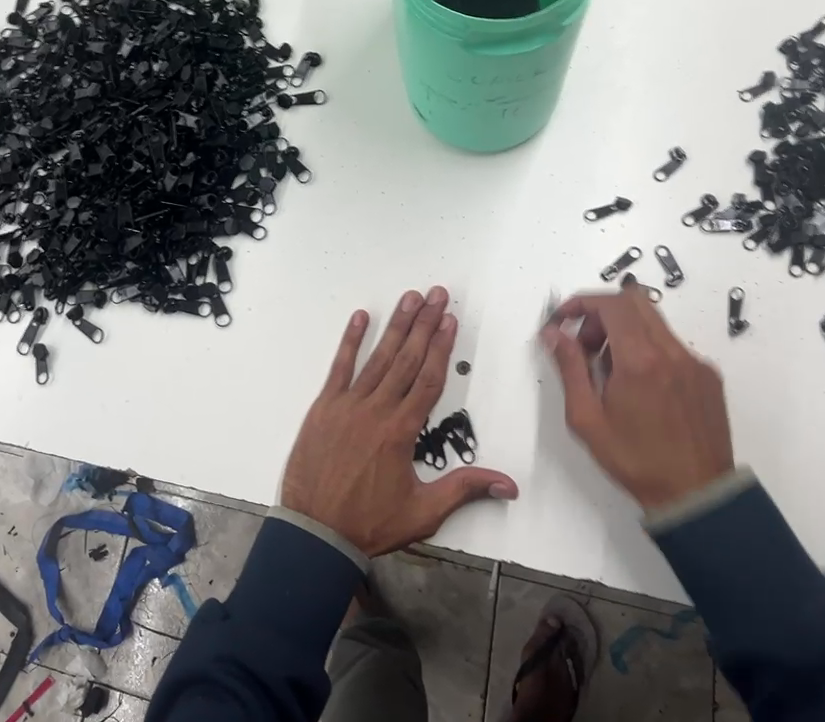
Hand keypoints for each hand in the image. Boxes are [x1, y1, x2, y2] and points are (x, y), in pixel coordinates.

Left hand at [281, 286, 518, 556]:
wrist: (316, 531)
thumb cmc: (369, 523)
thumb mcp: (423, 512)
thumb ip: (465, 490)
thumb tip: (509, 485)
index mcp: (401, 431)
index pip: (429, 380)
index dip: (442, 347)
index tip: (451, 320)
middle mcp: (376, 410)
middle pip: (407, 359)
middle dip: (424, 324)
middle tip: (437, 295)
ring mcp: (347, 405)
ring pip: (377, 358)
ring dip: (395, 327)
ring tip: (410, 299)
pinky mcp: (324, 408)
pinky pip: (339, 368)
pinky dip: (349, 342)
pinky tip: (360, 318)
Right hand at [539, 291, 733, 511]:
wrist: (696, 494)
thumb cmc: (634, 459)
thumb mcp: (586, 417)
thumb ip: (569, 367)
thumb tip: (552, 333)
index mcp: (640, 360)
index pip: (611, 304)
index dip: (582, 303)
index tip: (563, 319)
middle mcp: (673, 352)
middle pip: (634, 303)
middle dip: (601, 314)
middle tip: (584, 345)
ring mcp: (695, 363)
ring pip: (654, 323)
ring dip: (624, 332)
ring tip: (609, 372)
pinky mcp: (708, 376)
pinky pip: (672, 345)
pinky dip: (647, 350)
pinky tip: (640, 388)